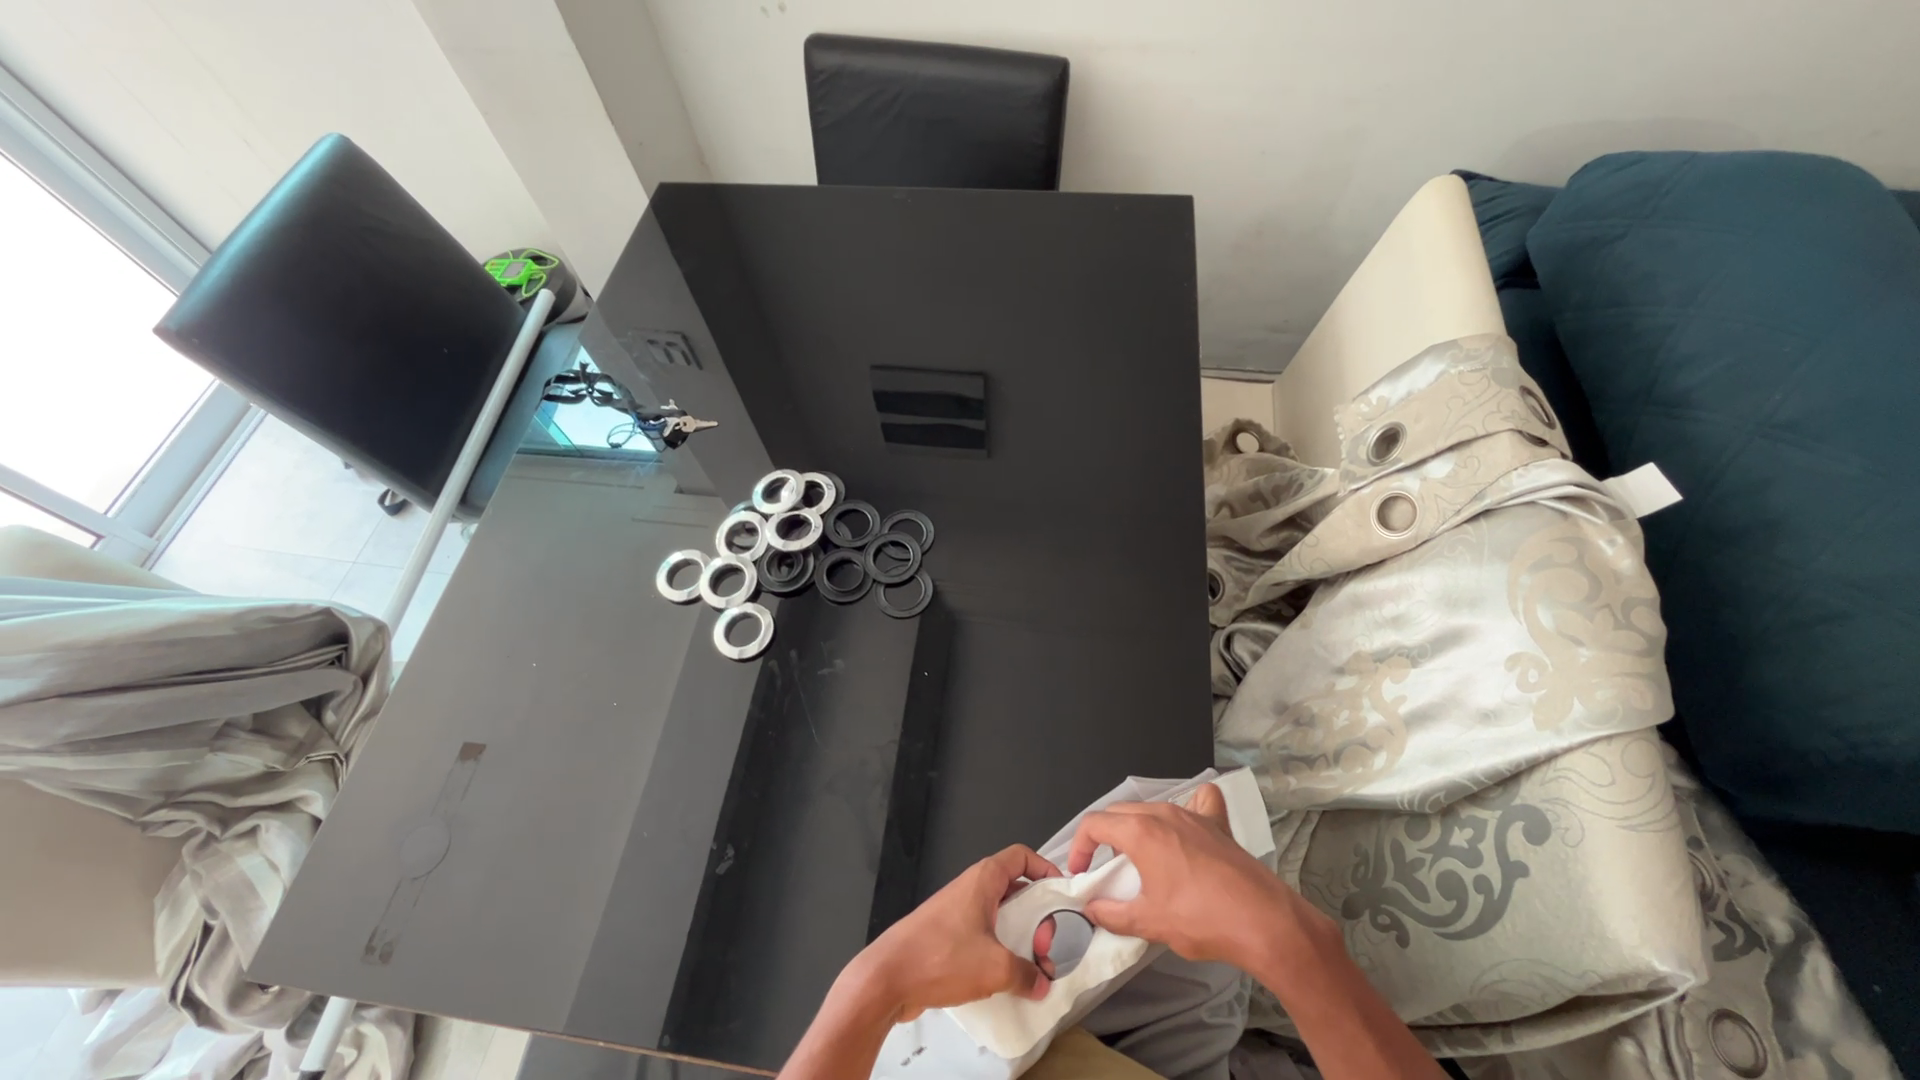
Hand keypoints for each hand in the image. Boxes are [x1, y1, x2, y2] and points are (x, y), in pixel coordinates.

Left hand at [851, 845, 1062, 1020]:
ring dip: (1019, 941)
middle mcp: (970, 890)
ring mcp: (957, 913)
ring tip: (1031, 970)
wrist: (886, 979)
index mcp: (983, 880)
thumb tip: (1040, 983)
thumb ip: (1026, 974)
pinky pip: (983, 938)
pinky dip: (999, 954)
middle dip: (1037, 919)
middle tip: (1044, 947)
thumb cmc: (938, 958)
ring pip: (1000, 918)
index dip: (1045, 870)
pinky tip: (1005, 982)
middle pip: (1015, 891)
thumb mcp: (995, 968)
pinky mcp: (947, 938)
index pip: (1021, 857)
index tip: (1062, 895)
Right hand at [1069, 782, 1315, 966]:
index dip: (1079, 848)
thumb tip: (1093, 909)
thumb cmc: (1201, 920)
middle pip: (1120, 812)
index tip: (1080, 873)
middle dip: (1105, 837)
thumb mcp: (1148, 922)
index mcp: (1140, 831)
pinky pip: (1199, 802)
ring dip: (1137, 827)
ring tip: (1139, 858)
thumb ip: (1112, 914)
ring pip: (1152, 808)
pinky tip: (1187, 828)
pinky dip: (1188, 808)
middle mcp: (1164, 814)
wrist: (1263, 922)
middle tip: (1105, 870)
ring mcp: (1194, 815)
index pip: (1094, 824)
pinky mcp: (1218, 825)